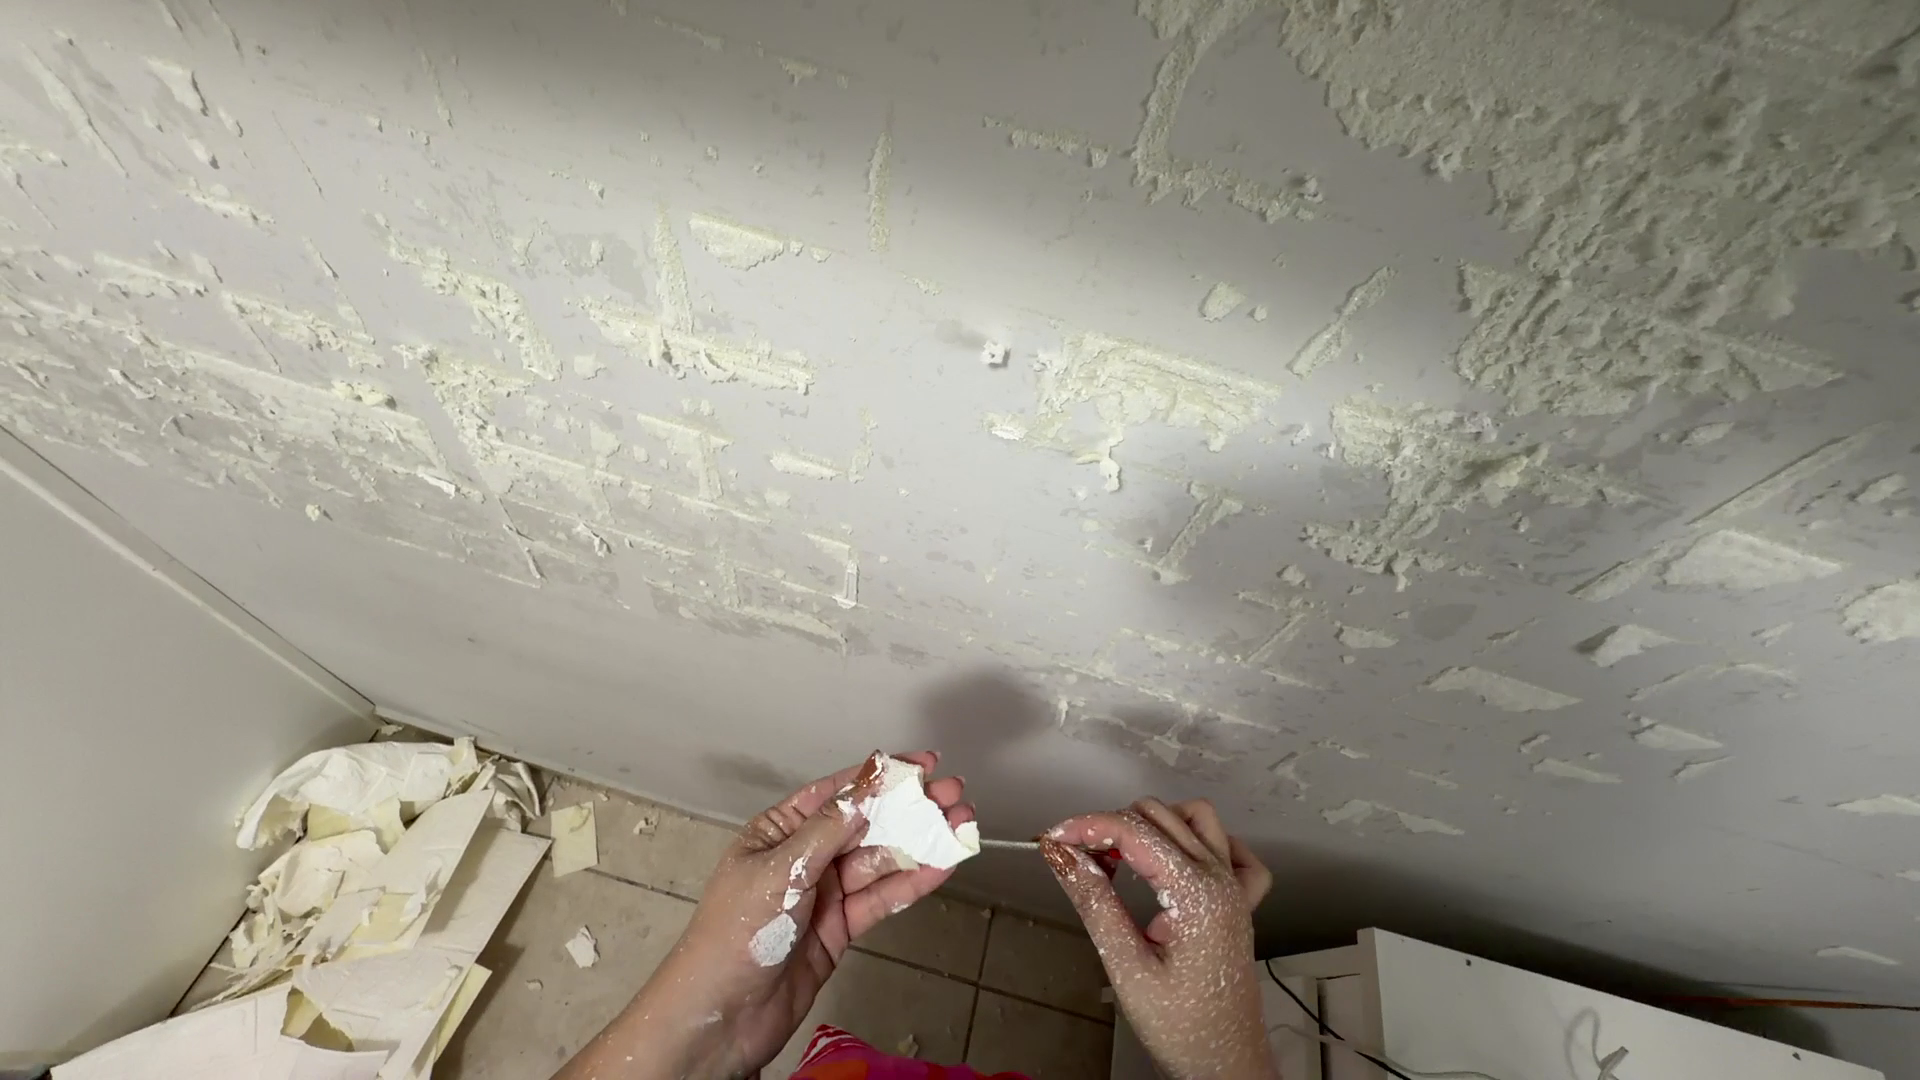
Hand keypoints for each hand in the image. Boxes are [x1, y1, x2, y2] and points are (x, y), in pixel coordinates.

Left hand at [553, 751, 970, 1079]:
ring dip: (920, 844)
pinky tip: (941, 866)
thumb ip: (829, 830)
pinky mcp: (840, 927)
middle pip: (867, 824)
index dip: (882, 775)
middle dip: (910, 809)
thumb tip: (867, 789)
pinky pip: (881, 898)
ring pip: (880, 860)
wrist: (720, 1020)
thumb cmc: (735, 935)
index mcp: (780, 830)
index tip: (922, 764)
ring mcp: (825, 892)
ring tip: (960, 826)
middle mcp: (806, 855)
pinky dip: (912, 882)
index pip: (839, 792)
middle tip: (953, 795)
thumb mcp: (781, 871)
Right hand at [1041, 798, 1274, 1079]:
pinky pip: (1231, 849)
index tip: (1051, 839)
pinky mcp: (1241, 901)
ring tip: (1122, 858)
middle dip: (1112, 825)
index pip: (1134, 831)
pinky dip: (1201, 841)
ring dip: (1154, 824)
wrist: (1227, 1069)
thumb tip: (1061, 853)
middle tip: (1079, 858)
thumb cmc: (1179, 1027)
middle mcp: (1220, 877)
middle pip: (1159, 814)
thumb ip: (1095, 901)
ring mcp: (1235, 886)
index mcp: (1196, 892)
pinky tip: (1175, 862)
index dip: (1087, 826)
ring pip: (1196, 817)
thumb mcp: (1126, 966)